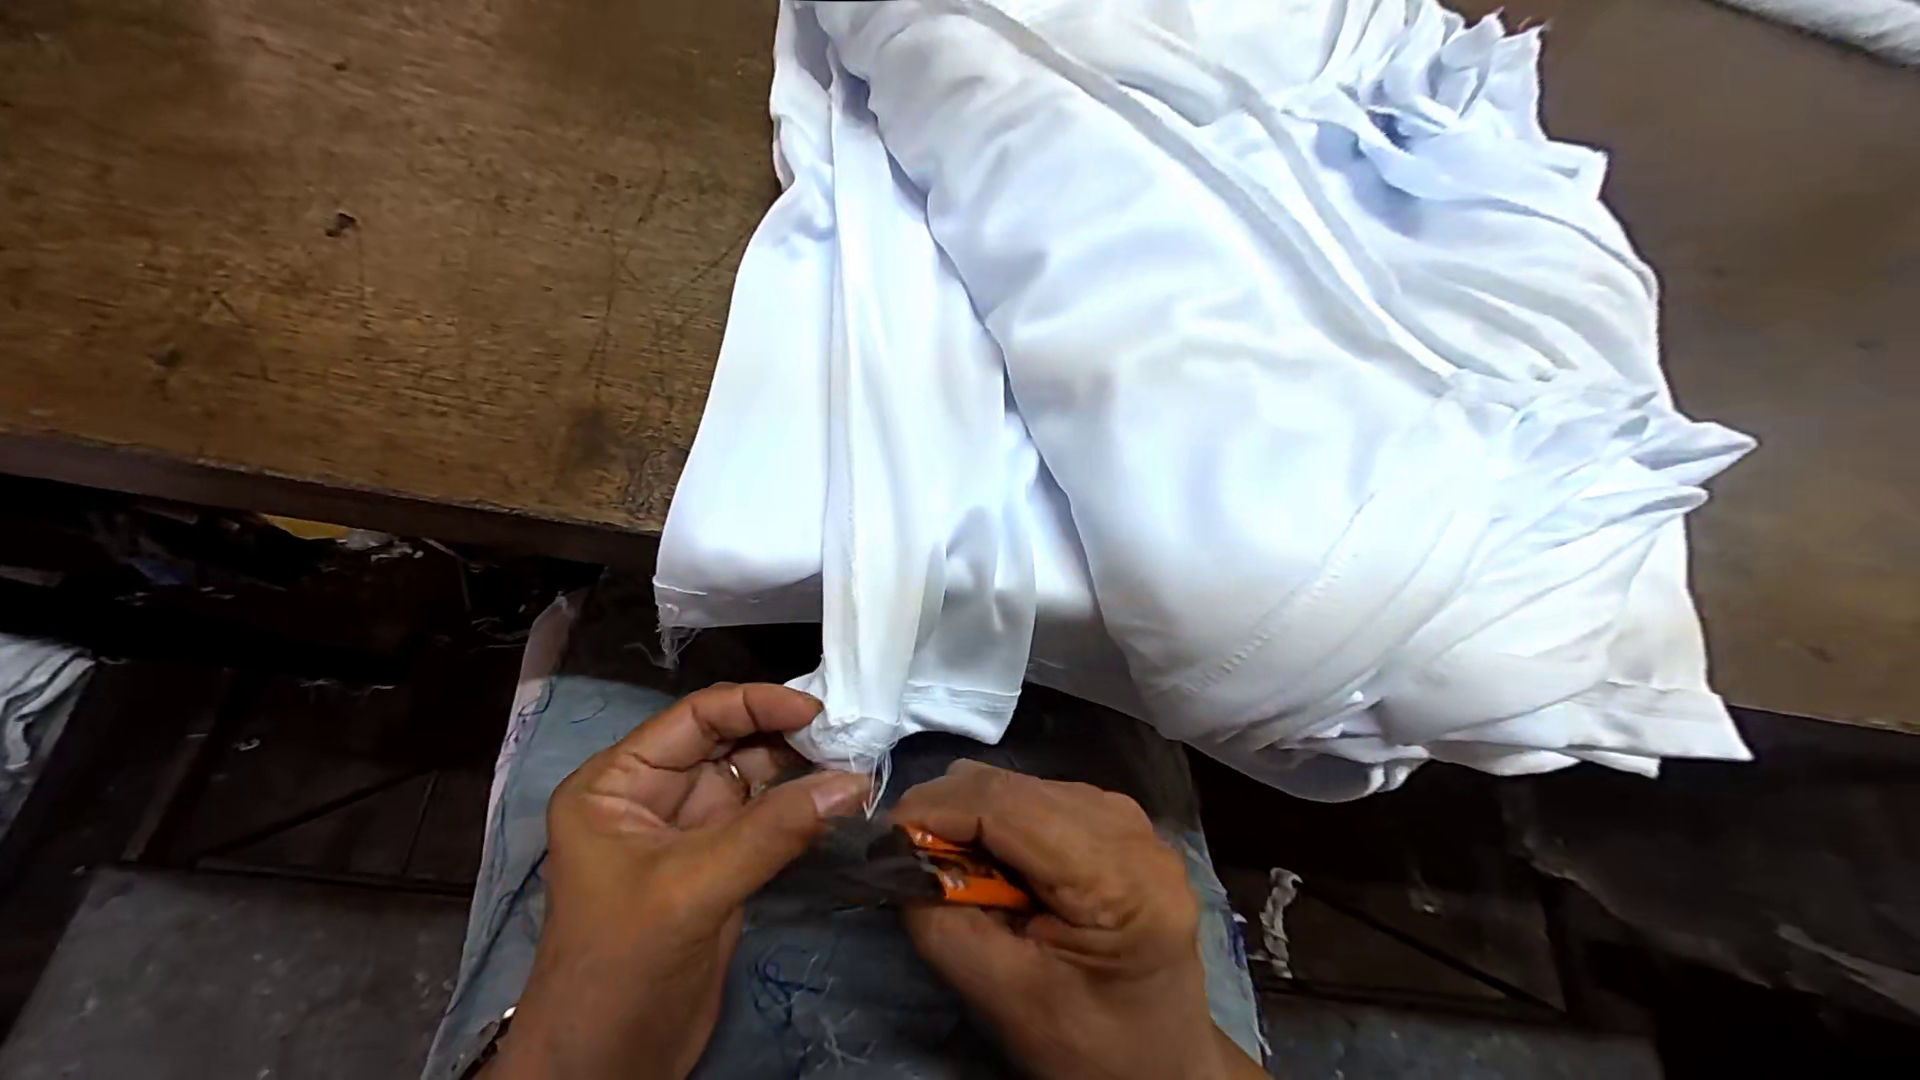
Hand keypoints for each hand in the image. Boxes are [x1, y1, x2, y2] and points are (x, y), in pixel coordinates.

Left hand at [485, 683, 869, 1079]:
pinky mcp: (722, 857)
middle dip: (786, 733)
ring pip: (755, 774)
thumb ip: (774, 831)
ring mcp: (692, 824)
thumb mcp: (694, 888)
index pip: (696, 716)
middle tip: (847, 734)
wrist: (608, 1069)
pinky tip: (839, 798)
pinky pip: (769, 813)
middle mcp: (655, 791)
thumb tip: (855, 782)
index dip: (757, 703)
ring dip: (802, 767)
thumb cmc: (622, 968)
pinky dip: (804, 803)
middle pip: (730, 739)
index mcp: (620, 780)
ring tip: (853, 761)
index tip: (817, 710)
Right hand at [895, 761, 1264, 1079]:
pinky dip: (999, 821)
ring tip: (963, 875)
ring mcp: (1124, 813)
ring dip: (972, 817)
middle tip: (912, 860)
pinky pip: (1035, 795)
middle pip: (1012, 785)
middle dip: (948, 812)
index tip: (885, 836)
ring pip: (1018, 783)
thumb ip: (944, 924)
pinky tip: (1000, 868)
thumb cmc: (1091, 1048)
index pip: (1008, 805)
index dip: (938, 809)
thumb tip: (901, 857)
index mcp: (1119, 875)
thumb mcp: (1008, 999)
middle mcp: (1127, 824)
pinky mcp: (1112, 816)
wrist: (1163, 1063)